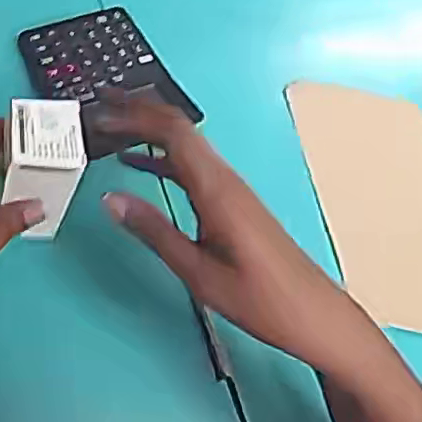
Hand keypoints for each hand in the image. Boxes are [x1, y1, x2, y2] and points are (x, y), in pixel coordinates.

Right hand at [96, 95, 379, 375]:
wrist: (318, 317)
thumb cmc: (262, 300)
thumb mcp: (198, 272)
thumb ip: (153, 230)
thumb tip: (111, 199)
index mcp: (216, 189)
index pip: (173, 132)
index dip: (135, 116)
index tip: (103, 115)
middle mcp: (223, 178)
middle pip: (178, 125)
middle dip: (138, 109)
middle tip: (103, 103)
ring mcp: (229, 186)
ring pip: (183, 140)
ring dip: (147, 127)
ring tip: (113, 125)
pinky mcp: (230, 198)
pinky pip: (189, 161)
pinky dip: (160, 154)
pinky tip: (138, 162)